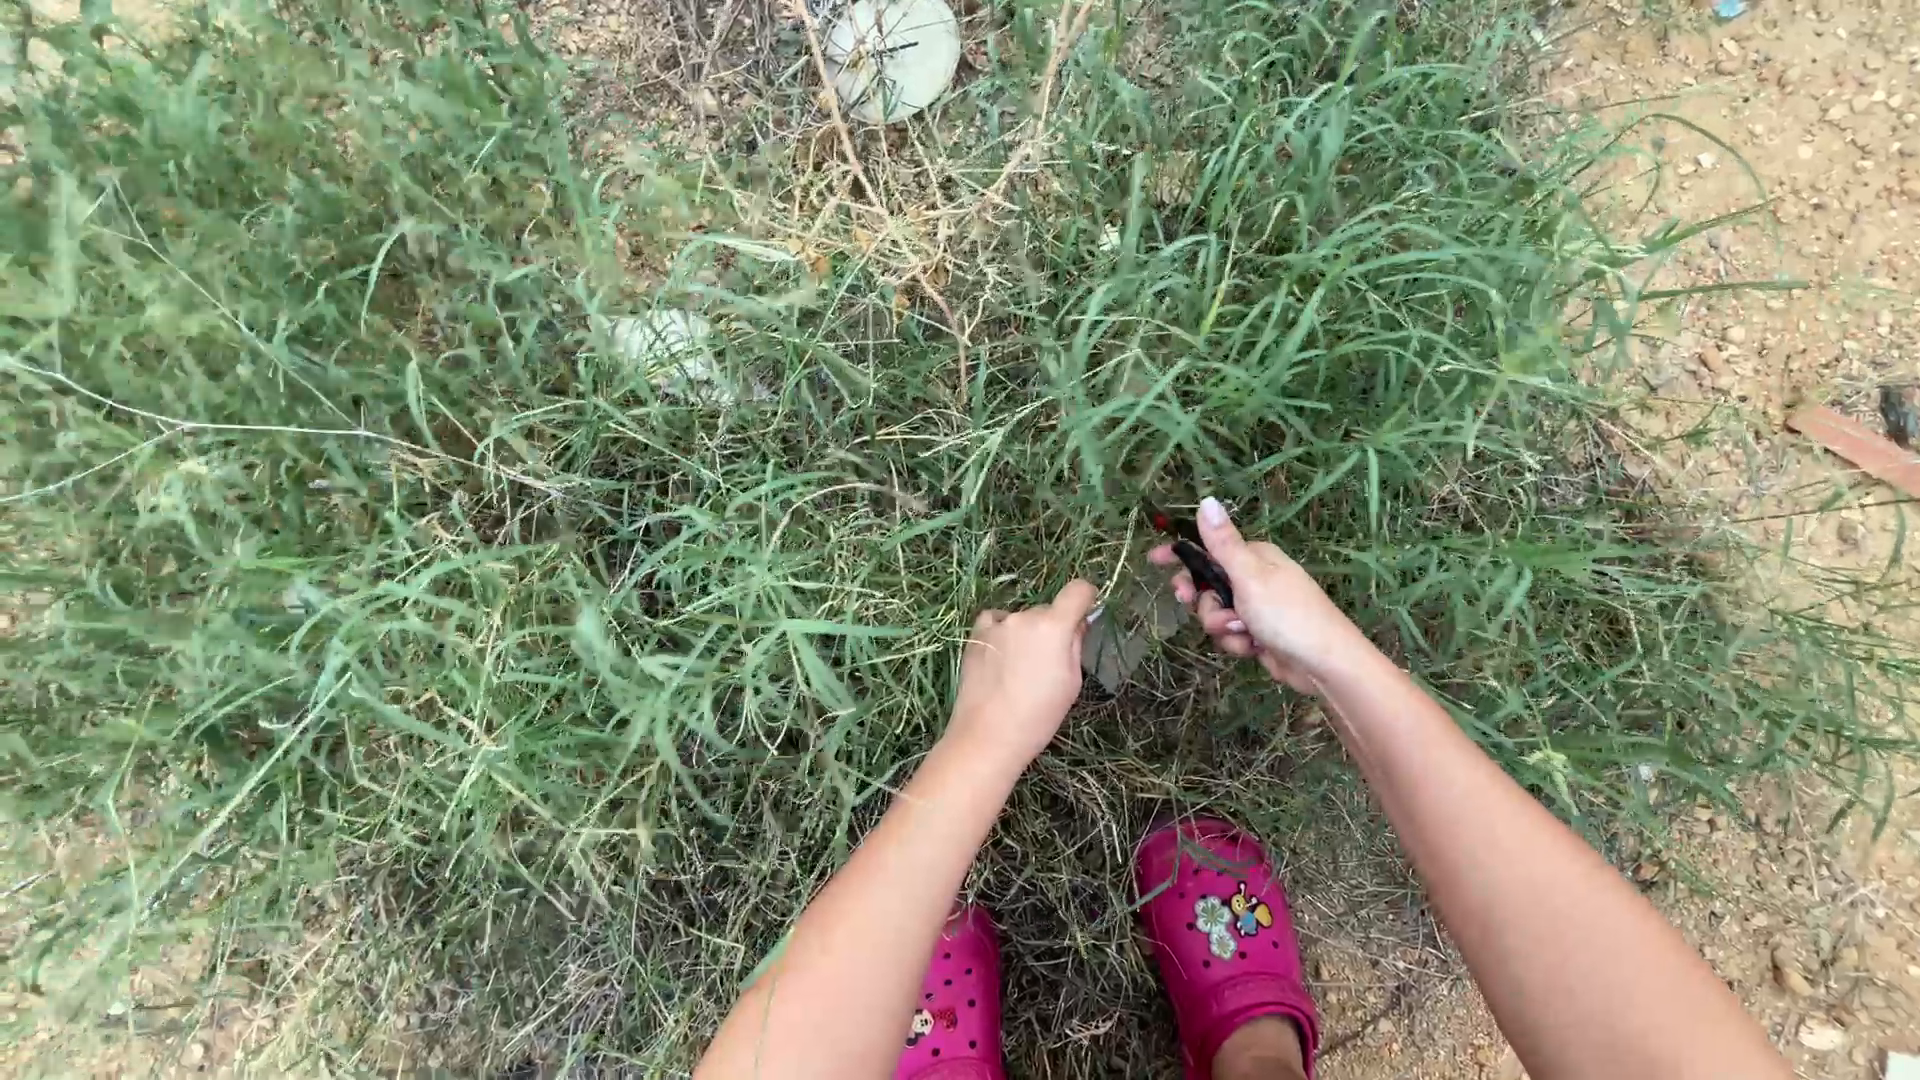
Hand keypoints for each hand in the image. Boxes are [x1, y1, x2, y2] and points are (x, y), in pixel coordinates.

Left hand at [946, 579, 1100, 769]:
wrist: (988, 734)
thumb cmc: (1039, 715)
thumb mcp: (1071, 683)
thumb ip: (1075, 645)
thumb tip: (1077, 624)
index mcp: (1053, 627)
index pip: (1078, 590)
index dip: (1086, 598)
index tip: (1085, 612)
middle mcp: (1024, 617)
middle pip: (1048, 611)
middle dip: (1053, 628)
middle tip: (1049, 662)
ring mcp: (997, 624)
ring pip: (1022, 619)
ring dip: (1026, 633)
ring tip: (1020, 668)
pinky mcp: (976, 635)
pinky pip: (995, 621)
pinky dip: (1001, 631)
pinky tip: (1001, 655)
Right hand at [1148, 497, 1371, 691]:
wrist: (1323, 664)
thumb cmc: (1288, 614)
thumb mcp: (1250, 575)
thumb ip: (1223, 542)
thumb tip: (1207, 501)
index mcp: (1254, 557)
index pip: (1208, 549)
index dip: (1179, 556)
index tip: (1154, 561)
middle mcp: (1254, 578)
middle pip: (1206, 586)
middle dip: (1203, 602)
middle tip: (1190, 603)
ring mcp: (1256, 607)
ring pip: (1215, 613)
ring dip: (1221, 626)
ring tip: (1242, 632)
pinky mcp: (1258, 632)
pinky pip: (1229, 633)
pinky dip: (1236, 642)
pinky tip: (1252, 647)